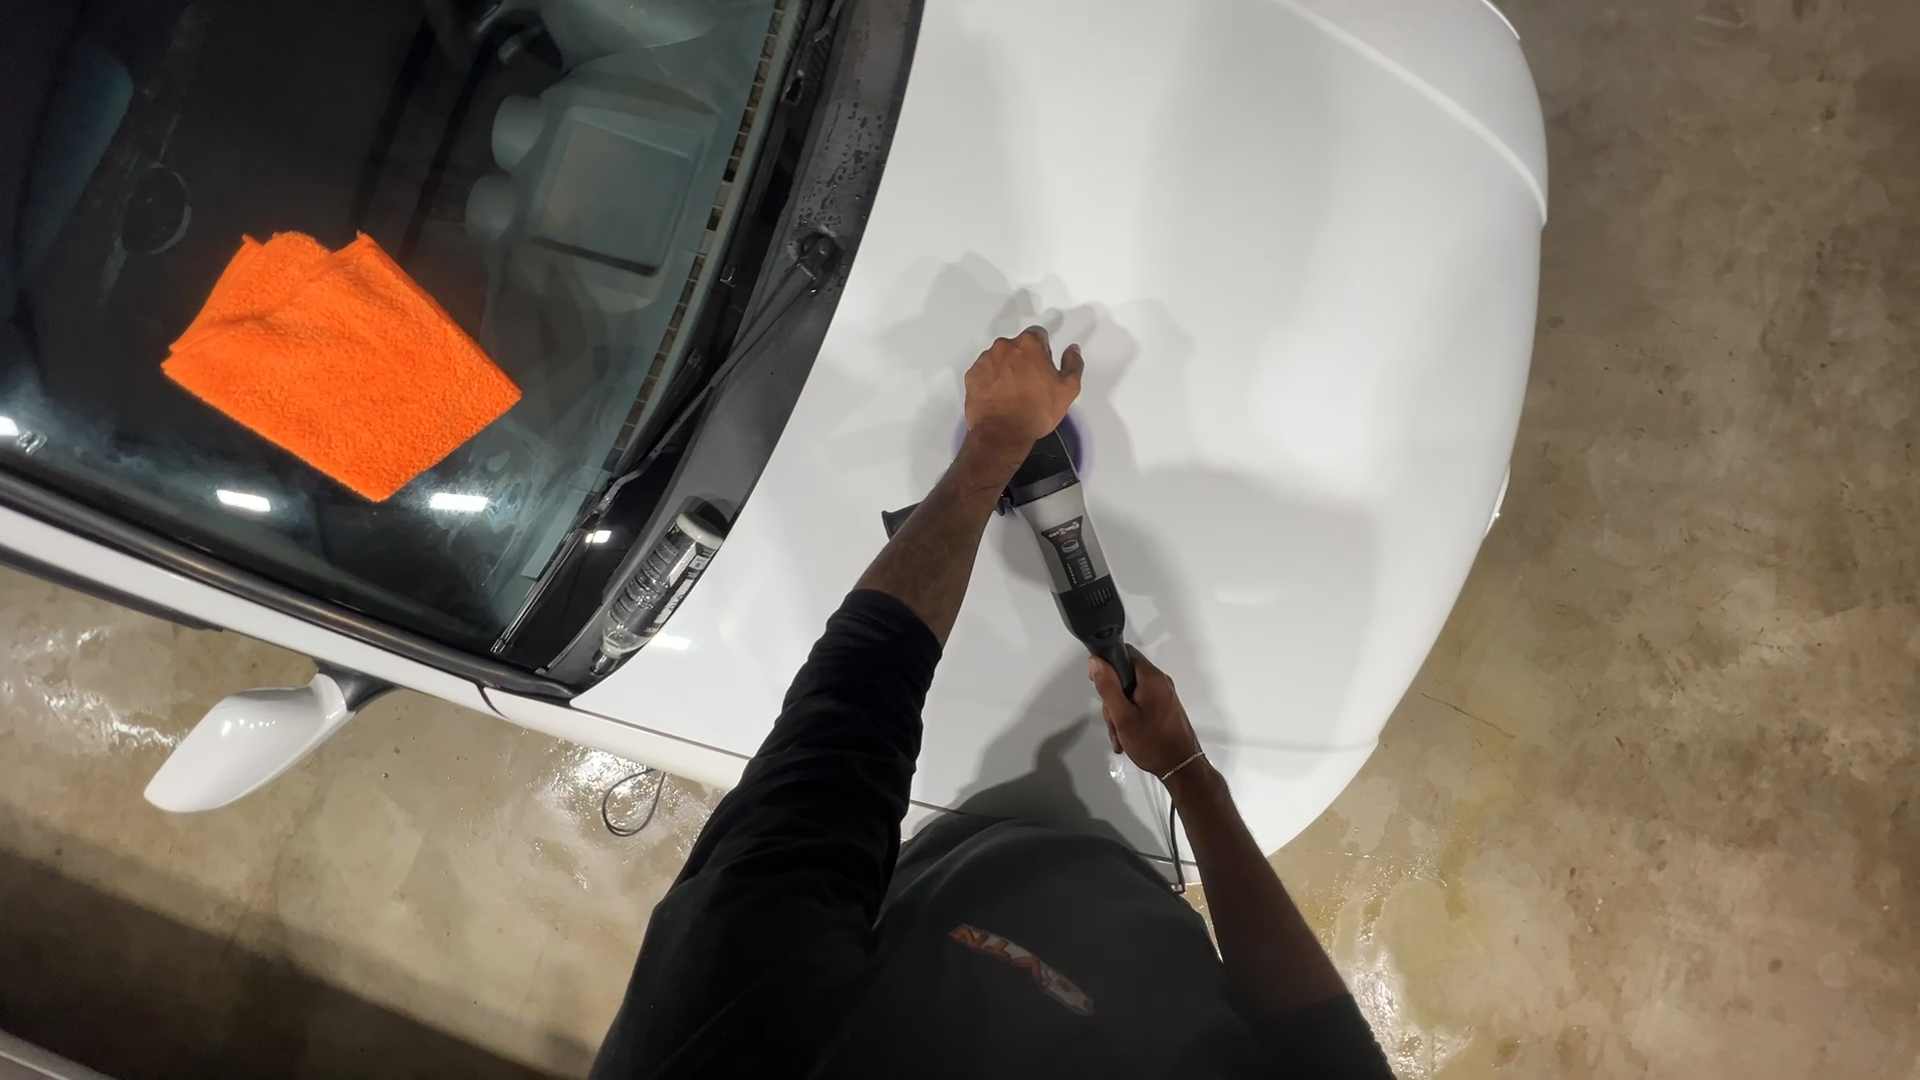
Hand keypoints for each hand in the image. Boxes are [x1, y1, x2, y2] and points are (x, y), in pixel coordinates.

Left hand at [963, 326, 1083, 447]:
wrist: (1002, 433)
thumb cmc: (1035, 411)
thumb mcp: (1068, 389)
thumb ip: (1073, 364)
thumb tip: (1072, 351)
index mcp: (1029, 344)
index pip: (1039, 335)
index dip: (1044, 351)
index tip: (1044, 368)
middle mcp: (1004, 346)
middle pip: (1017, 347)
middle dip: (1023, 360)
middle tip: (1029, 384)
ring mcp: (985, 360)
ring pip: (999, 359)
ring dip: (1006, 370)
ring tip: (1012, 394)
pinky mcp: (972, 376)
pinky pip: (983, 373)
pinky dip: (990, 382)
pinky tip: (998, 398)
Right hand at [1088, 646, 1202, 779]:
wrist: (1182, 768)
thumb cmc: (1152, 741)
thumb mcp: (1122, 715)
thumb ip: (1107, 686)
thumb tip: (1095, 660)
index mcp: (1151, 677)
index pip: (1125, 652)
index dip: (1107, 663)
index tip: (1097, 683)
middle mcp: (1160, 682)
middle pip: (1126, 677)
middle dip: (1113, 698)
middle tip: (1112, 720)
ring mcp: (1164, 695)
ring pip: (1131, 694)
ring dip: (1120, 713)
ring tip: (1119, 736)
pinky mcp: (1165, 708)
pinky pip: (1141, 704)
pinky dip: (1130, 718)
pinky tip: (1126, 738)